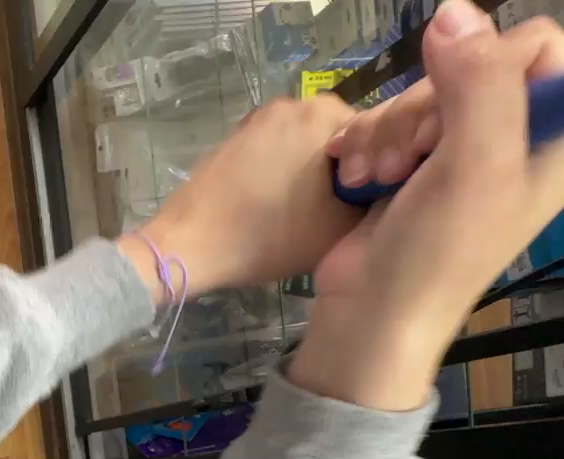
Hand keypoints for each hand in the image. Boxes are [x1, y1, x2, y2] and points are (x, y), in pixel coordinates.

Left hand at [125, 93, 358, 295]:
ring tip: (296, 214)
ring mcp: (251, 122)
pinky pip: (266, 156)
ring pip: (299, 147)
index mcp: (326, 112)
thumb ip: (374, 201)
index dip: (375, 172)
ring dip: (303, 175)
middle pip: (334, 138)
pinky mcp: (225, 144)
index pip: (377, 134)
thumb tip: (380, 191)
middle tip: (328, 213)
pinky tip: (264, 209)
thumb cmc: (263, 238)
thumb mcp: (339, 228)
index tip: (359, 205)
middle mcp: (290, 104)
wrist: (182, 249)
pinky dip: (272, 177)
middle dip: (337, 171)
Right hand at [292, 1, 563, 408]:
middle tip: (403, 159)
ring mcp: (458, 154)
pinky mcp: (408, 173)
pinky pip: (385, 128)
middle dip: (418, 110)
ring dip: (383, 133)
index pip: (537, 46)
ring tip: (373, 175)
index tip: (448, 119)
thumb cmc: (436, 253)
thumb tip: (450, 12)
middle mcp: (518, 132)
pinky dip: (362, 146)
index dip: (482, 69)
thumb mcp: (472, 163)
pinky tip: (354, 174)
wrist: (370, 318)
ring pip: (418, 98)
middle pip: (466, 69)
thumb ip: (474, 81)